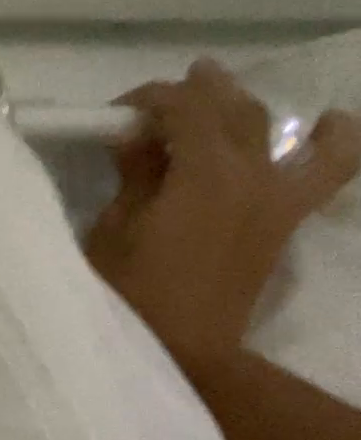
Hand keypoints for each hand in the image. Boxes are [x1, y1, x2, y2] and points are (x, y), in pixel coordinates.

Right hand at [87, 59, 359, 362]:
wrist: (180, 348)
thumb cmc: (126, 293)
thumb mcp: (112, 232)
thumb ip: (135, 178)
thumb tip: (139, 140)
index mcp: (204, 176)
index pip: (186, 112)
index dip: (151, 100)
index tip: (114, 111)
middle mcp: (253, 176)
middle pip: (234, 114)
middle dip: (197, 94)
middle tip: (162, 91)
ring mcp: (276, 197)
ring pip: (274, 131)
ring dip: (248, 106)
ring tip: (227, 93)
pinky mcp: (282, 220)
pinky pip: (324, 166)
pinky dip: (327, 141)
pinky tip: (324, 127)